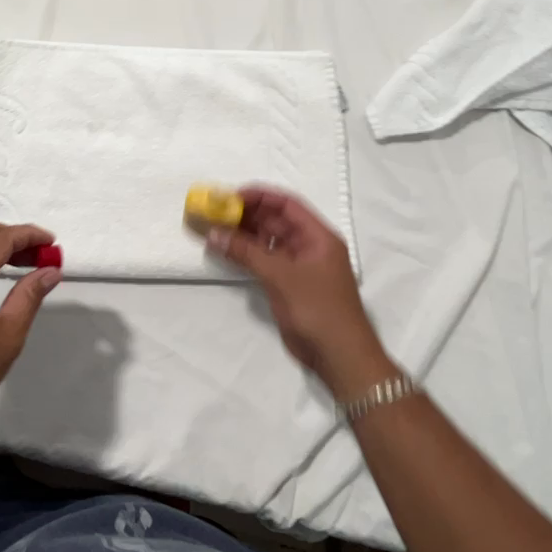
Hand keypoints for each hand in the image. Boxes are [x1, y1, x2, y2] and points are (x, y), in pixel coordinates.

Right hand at [206, 187, 396, 398]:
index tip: (229, 196)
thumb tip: (213, 233)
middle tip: (215, 213)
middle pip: (276, 222)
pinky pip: (264, 262)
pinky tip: (225, 253)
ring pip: (268, 242)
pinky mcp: (288, 286)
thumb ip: (246, 252)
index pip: (287, 205)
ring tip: (214, 230)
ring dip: (243, 236)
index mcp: (318, 237)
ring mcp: (299, 267)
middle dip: (246, 216)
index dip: (259, 196)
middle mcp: (309, 247)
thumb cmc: (317, 308)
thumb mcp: (280, 276)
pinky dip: (246, 256)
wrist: (338, 355)